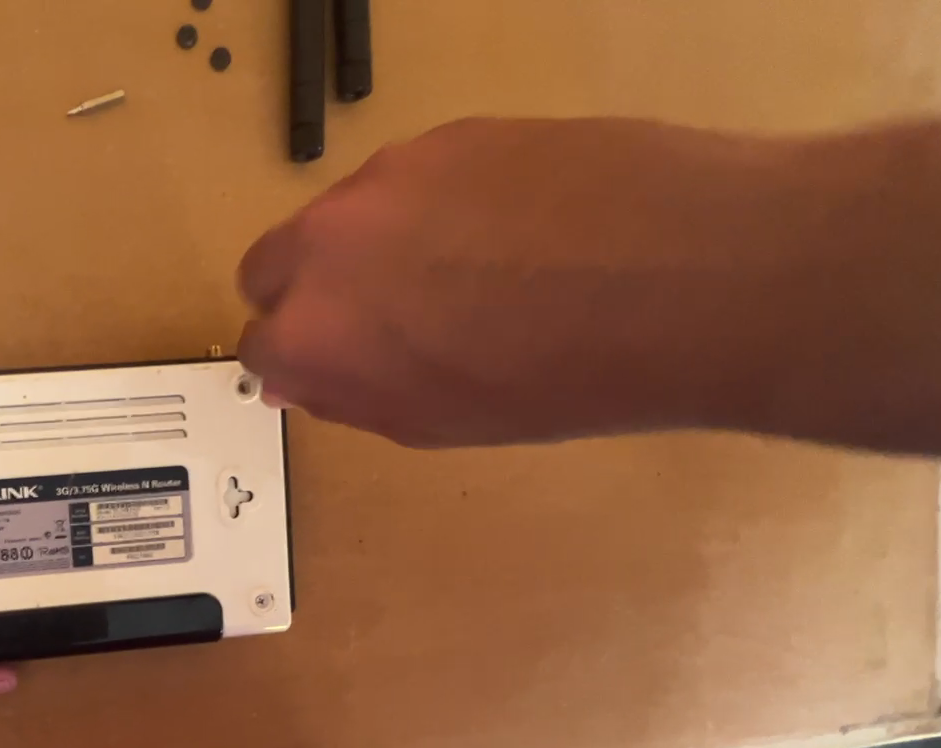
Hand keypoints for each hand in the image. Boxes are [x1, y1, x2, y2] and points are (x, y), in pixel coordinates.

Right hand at [237, 117, 846, 446]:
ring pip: (334, 220)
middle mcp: (323, 246)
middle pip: (267, 268)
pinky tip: (492, 231)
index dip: (289, 362)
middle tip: (368, 320)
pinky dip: (421, 210)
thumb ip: (337, 394)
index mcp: (310, 332)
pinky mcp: (444, 134)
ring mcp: (382, 180)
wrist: (684, 278)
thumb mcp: (421, 420)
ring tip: (448, 273)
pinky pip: (401, 183)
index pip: (256, 345)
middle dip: (299, 298)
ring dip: (361, 251)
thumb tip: (289, 377)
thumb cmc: (545, 383)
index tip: (325, 368)